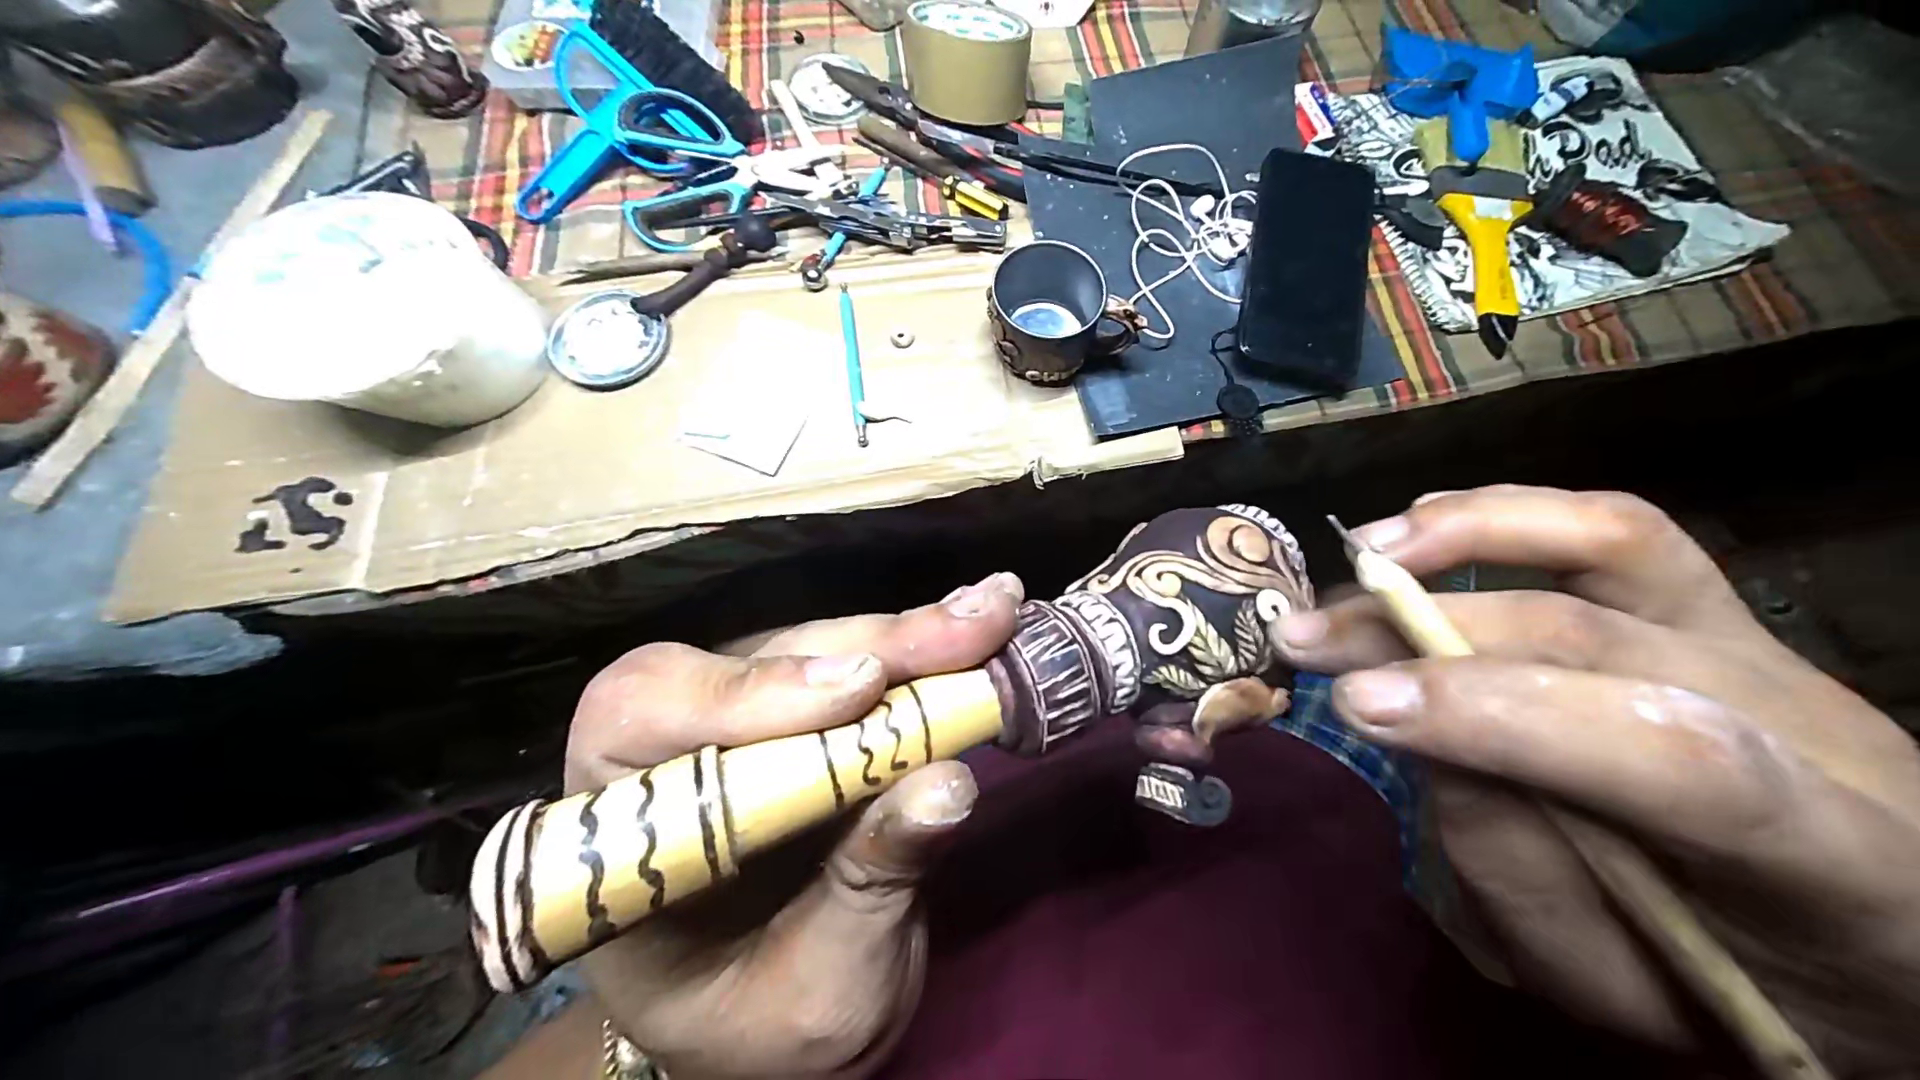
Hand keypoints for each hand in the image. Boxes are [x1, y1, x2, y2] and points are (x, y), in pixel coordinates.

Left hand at [566, 574, 1024, 1079]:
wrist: (767, 1010)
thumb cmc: (755, 1018)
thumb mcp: (815, 993)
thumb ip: (869, 889)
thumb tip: (948, 783)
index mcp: (625, 823)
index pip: (646, 712)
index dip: (750, 690)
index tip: (860, 687)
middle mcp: (679, 740)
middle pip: (759, 660)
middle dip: (874, 645)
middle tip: (973, 628)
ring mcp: (749, 712)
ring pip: (820, 644)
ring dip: (912, 635)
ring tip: (994, 611)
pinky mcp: (809, 706)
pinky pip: (863, 662)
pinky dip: (926, 650)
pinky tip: (980, 625)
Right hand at [1271, 486, 1919, 1071]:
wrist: (1867, 938)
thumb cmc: (1726, 983)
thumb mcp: (1618, 985)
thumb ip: (1520, 875)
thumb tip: (1413, 735)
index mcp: (1842, 865)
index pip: (1676, 757)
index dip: (1500, 714)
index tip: (1357, 704)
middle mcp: (1820, 726)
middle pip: (1599, 638)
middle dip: (1428, 630)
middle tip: (1305, 638)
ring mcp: (1765, 650)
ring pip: (1619, 544)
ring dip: (1465, 538)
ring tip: (1358, 556)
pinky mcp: (1714, 614)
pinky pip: (1615, 532)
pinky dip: (1505, 516)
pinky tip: (1419, 527)